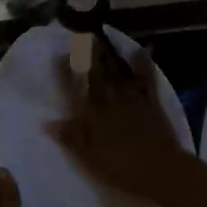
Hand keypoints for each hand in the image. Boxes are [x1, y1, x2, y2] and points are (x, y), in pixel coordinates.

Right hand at [47, 34, 191, 201]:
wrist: (160, 169)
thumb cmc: (121, 169)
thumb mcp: (89, 159)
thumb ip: (70, 138)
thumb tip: (46, 122)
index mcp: (92, 117)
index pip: (75, 91)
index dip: (66, 74)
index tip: (59, 55)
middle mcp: (110, 103)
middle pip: (96, 77)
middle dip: (87, 57)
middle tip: (80, 37)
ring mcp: (132, 101)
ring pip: (117, 74)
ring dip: (109, 56)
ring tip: (101, 40)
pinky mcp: (151, 104)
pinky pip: (146, 80)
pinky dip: (142, 65)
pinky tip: (139, 50)